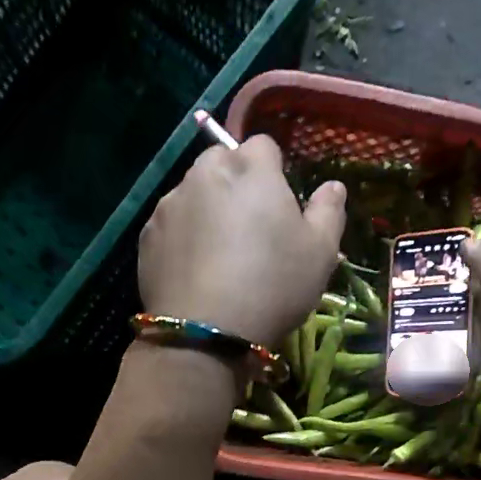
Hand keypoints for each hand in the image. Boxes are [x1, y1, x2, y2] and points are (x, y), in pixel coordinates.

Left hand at [138, 136, 345, 345]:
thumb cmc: (273, 286)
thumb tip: (333, 186)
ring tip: (218, 253)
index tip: (278, 204)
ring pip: (192, 192)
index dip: (273, 171)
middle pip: (222, 162)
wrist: (205, 334)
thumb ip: (329, 211)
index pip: (263, 146)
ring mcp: (170, 204)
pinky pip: (171, 224)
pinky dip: (182, 236)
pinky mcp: (148, 235)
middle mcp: (205, 174)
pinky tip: (194, 270)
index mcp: (251, 169)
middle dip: (235, 182)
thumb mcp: (320, 254)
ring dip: (206, 208)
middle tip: (249, 226)